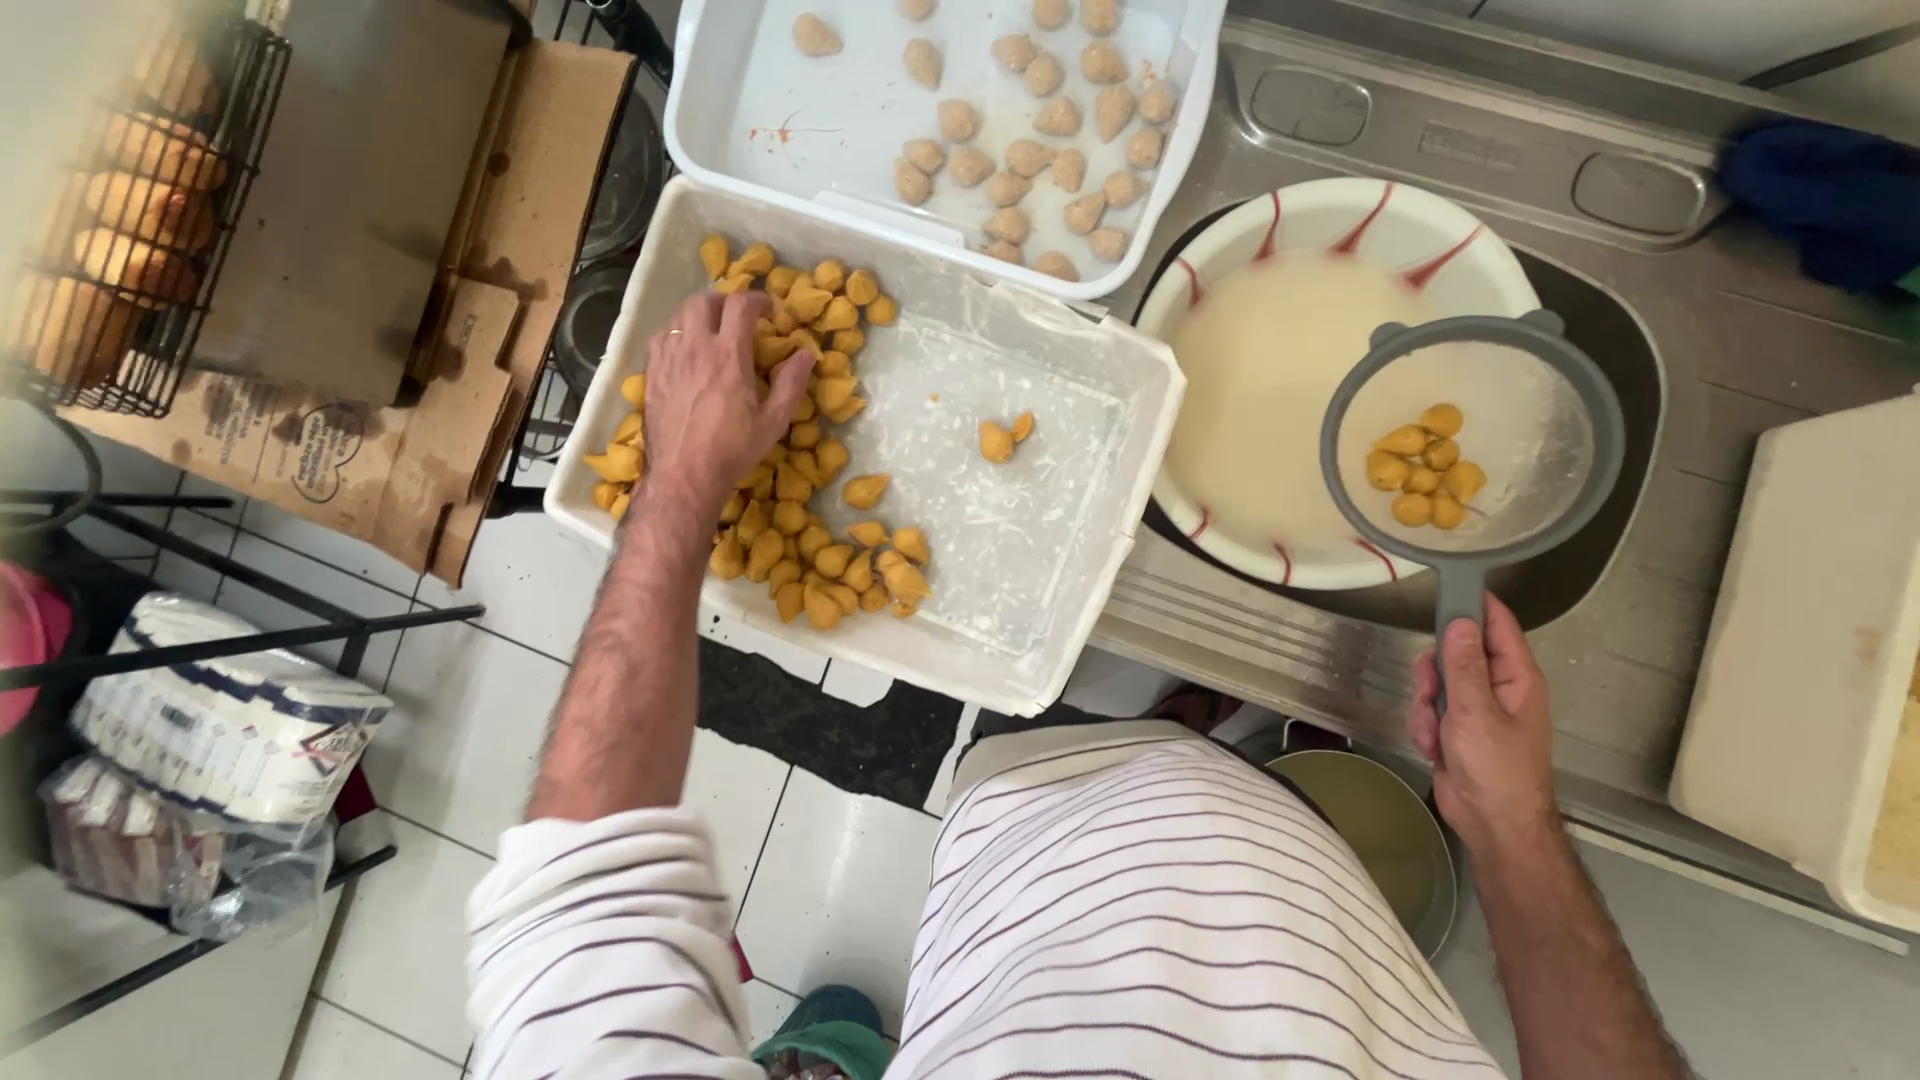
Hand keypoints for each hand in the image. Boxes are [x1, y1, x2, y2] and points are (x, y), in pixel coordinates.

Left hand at [643, 291, 813, 515]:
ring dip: (699, 313)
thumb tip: (807, 354)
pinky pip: (662, 336)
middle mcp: (696, 347)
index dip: (757, 299)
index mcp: (729, 355)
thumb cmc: (734, 449)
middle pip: (704, 300)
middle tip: (737, 315)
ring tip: (711, 329)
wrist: (685, 474)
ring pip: (679, 315)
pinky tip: (686, 349)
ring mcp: (669, 357)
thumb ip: (791, 383)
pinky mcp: (652, 372)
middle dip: (724, 300)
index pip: (741, 305)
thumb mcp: (773, 421)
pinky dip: (677, 332)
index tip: (768, 308)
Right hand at [1408, 594, 1559, 854]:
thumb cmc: (1496, 766)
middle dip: (1434, 673)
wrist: (1493, 822)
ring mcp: (1477, 710)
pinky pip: (1430, 711)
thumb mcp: (1475, 711)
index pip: (1498, 626)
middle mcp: (1498, 688)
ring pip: (1436, 684)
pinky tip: (1435, 747)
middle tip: (1430, 691)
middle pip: (1455, 654)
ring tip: (1435, 732)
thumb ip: (1464, 665)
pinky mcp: (1457, 730)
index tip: (1448, 587)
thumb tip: (1460, 621)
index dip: (1475, 605)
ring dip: (1426, 707)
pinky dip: (1426, 728)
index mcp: (1517, 677)